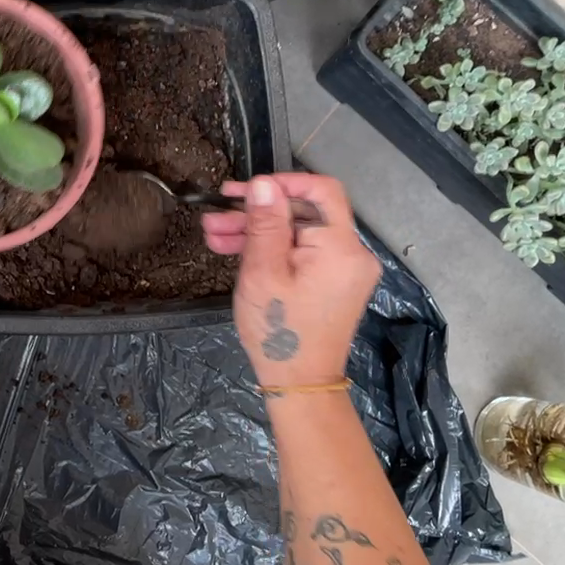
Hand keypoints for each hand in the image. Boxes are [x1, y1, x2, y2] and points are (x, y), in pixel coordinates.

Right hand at [202, 174, 379, 386]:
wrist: (298, 381)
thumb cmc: (279, 330)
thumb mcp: (262, 273)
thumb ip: (265, 224)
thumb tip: (263, 184)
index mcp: (340, 247)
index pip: (321, 190)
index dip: (282, 183)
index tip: (244, 191)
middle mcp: (351, 253)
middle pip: (304, 213)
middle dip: (257, 211)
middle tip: (216, 213)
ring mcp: (343, 269)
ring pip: (297, 233)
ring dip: (257, 231)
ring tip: (213, 235)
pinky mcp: (332, 282)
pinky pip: (301, 253)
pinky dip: (272, 250)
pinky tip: (235, 251)